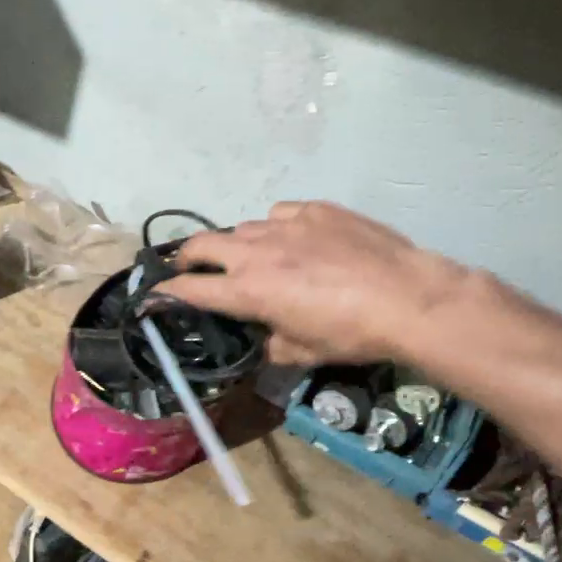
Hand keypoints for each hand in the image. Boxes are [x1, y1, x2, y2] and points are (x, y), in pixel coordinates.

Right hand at [154, 201, 473, 366]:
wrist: (409, 299)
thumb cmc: (352, 334)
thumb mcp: (303, 352)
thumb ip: (270, 343)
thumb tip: (263, 339)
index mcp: (247, 291)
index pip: (188, 289)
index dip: (164, 293)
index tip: (152, 296)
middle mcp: (256, 252)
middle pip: (201, 244)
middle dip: (187, 257)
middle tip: (192, 269)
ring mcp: (286, 225)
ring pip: (243, 228)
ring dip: (238, 245)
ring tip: (256, 257)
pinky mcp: (316, 209)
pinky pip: (281, 213)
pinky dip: (277, 227)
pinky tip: (297, 239)